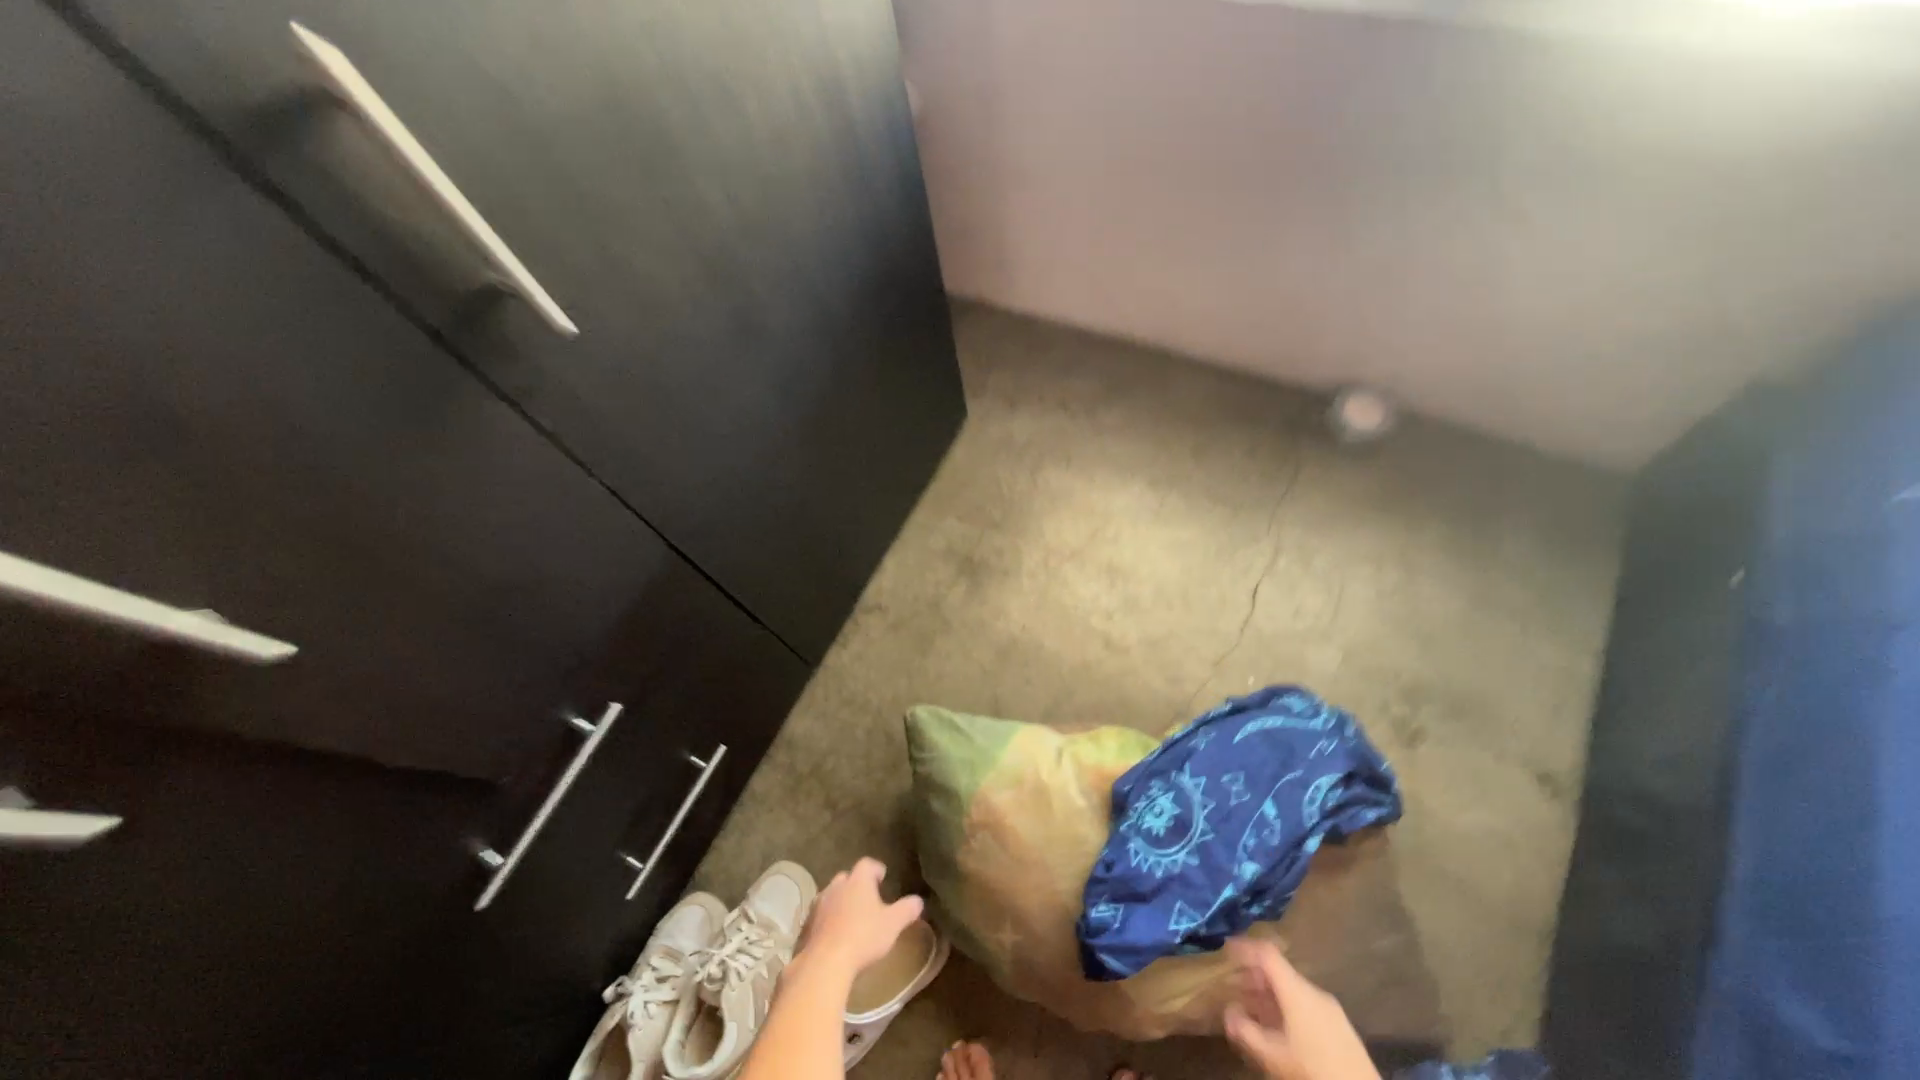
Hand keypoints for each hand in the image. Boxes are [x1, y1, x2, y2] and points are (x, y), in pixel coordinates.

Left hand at [798, 857, 924, 978]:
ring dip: (841, 902)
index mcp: (857, 881)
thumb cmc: (864, 937)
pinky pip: (820, 915)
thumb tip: (918, 901)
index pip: (867, 864)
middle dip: (857, 884)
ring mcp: (818, 905)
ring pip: (831, 896)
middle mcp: (836, 887)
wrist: (825, 962)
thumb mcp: (893, 924)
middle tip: (868, 898)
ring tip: (851, 916)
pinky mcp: (806, 925)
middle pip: (847, 878)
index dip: (876, 869)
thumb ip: (907, 910)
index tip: (882, 876)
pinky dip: (828, 919)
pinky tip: (835, 934)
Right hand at [1223, 939, 1380, 1079]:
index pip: (1267, 954)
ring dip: (1268, 994)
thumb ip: (1245, 1030)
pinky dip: (1284, 1005)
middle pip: (1278, 971)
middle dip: (1252, 977)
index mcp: (1296, 991)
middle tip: (1232, 986)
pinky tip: (1277, 1026)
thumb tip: (1227, 1011)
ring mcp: (1328, 1006)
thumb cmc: (1312, 1069)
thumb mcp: (1272, 1054)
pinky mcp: (1337, 1022)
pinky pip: (1304, 1002)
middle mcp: (1313, 991)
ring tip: (1250, 1009)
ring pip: (1291, 989)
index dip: (1245, 947)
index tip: (1225, 948)